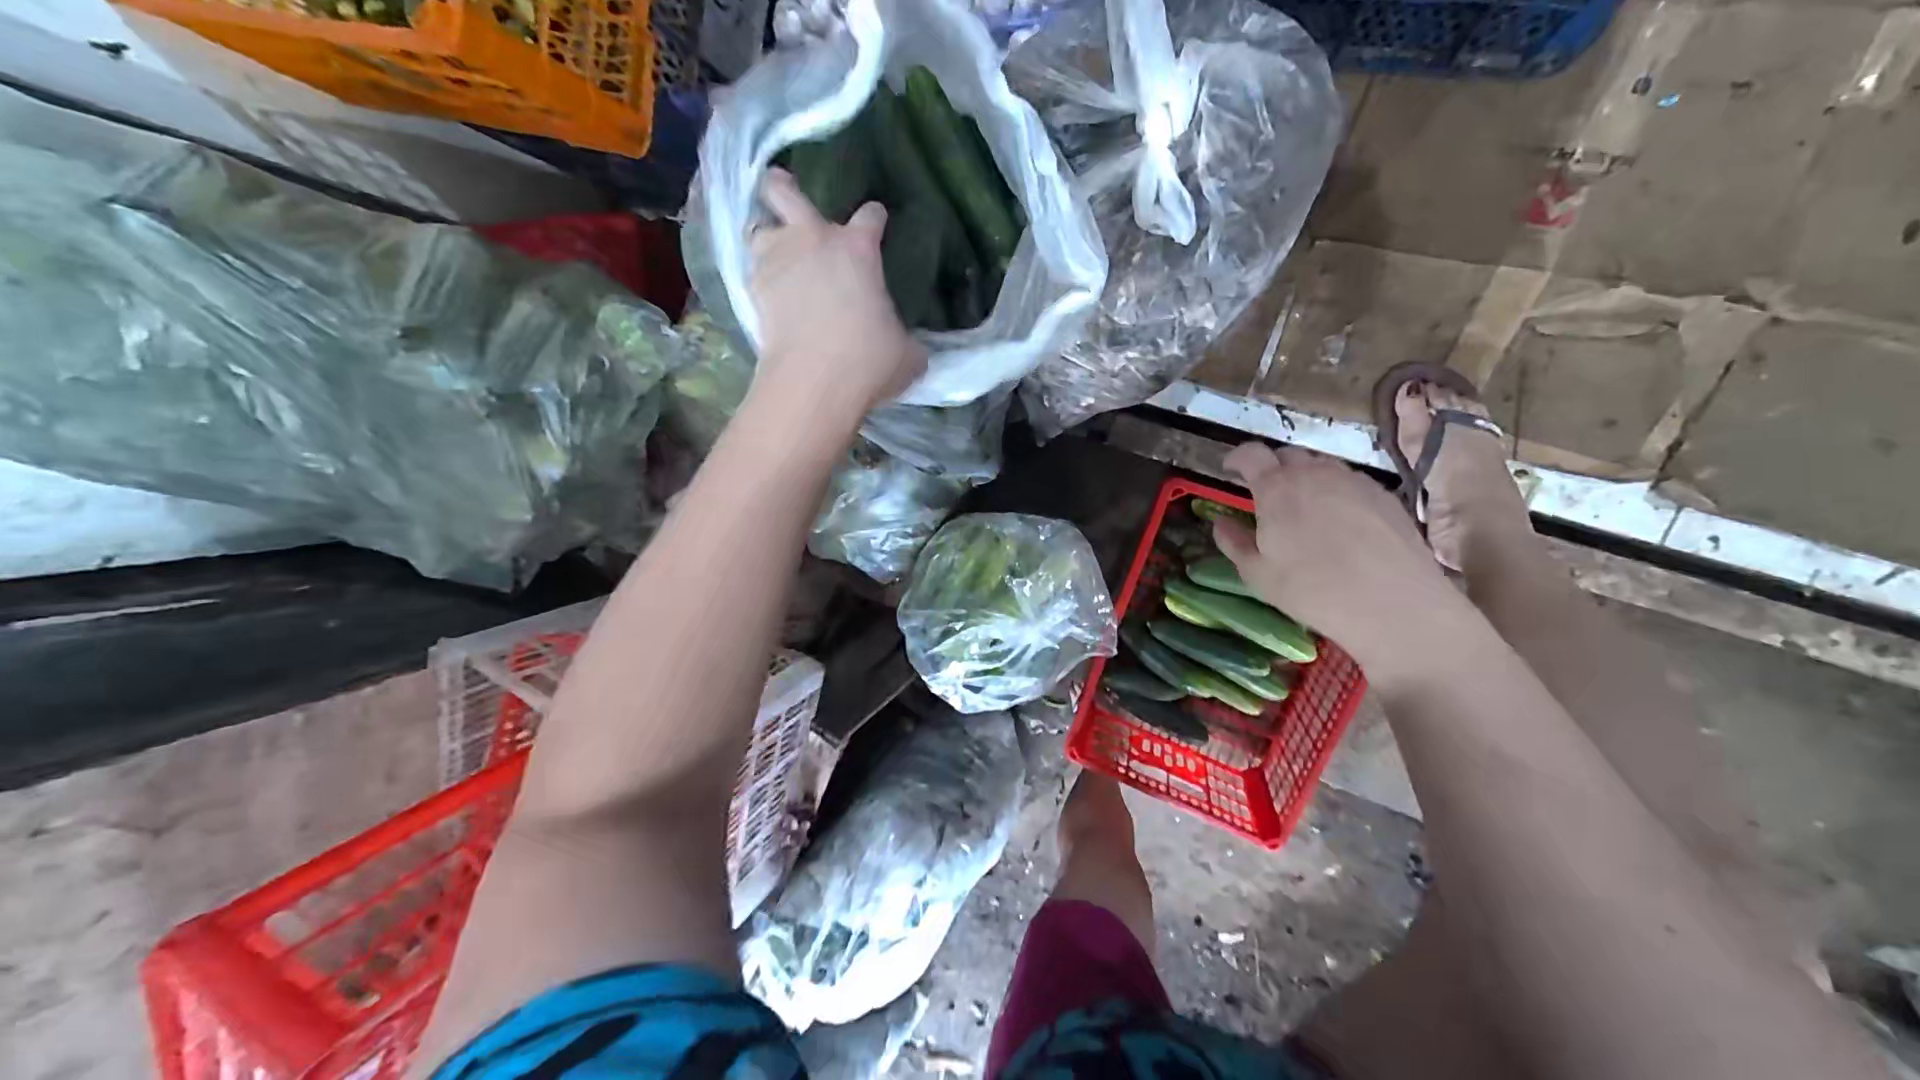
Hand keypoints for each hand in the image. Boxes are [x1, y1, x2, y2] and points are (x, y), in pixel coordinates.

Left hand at [748, 169, 925, 418]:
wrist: (814, 381)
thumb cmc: (868, 360)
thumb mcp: (907, 354)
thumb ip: (908, 341)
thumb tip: (911, 349)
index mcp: (858, 249)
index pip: (870, 216)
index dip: (875, 219)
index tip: (877, 224)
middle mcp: (813, 241)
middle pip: (785, 192)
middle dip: (782, 186)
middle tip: (784, 188)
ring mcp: (778, 262)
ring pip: (758, 228)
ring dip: (766, 235)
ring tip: (775, 252)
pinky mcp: (754, 291)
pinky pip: (752, 271)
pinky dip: (759, 277)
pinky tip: (769, 293)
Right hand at [1212, 443, 1473, 679]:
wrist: (1394, 604)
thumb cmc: (1312, 590)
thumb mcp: (1258, 574)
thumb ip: (1233, 542)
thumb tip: (1221, 523)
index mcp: (1277, 488)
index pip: (1250, 454)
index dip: (1236, 458)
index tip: (1229, 470)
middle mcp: (1315, 473)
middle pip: (1287, 456)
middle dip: (1271, 469)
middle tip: (1266, 497)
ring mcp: (1354, 480)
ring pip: (1321, 468)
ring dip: (1305, 480)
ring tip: (1304, 511)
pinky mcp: (1384, 495)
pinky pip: (1350, 483)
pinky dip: (1336, 494)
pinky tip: (1340, 525)